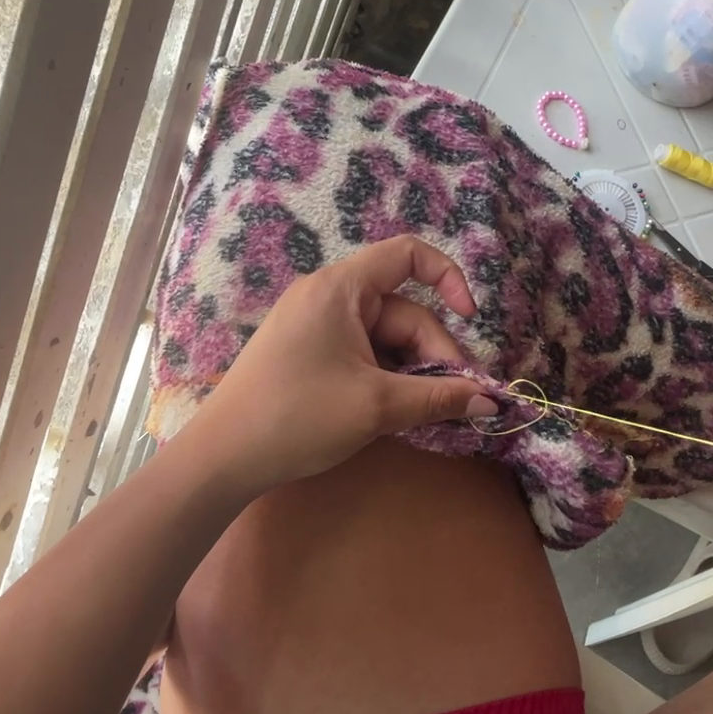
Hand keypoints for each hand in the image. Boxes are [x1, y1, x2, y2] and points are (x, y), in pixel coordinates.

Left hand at [183, 236, 497, 492]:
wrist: (221, 458)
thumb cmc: (298, 417)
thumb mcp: (376, 407)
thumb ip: (439, 398)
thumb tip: (491, 403)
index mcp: (341, 288)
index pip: (408, 255)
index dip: (448, 277)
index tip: (470, 318)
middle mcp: (328, 296)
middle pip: (402, 310)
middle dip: (433, 352)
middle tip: (457, 400)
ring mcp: (315, 325)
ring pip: (384, 337)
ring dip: (412, 370)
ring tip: (428, 412)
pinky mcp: (307, 352)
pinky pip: (361, 352)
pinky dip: (385, 376)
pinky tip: (396, 410)